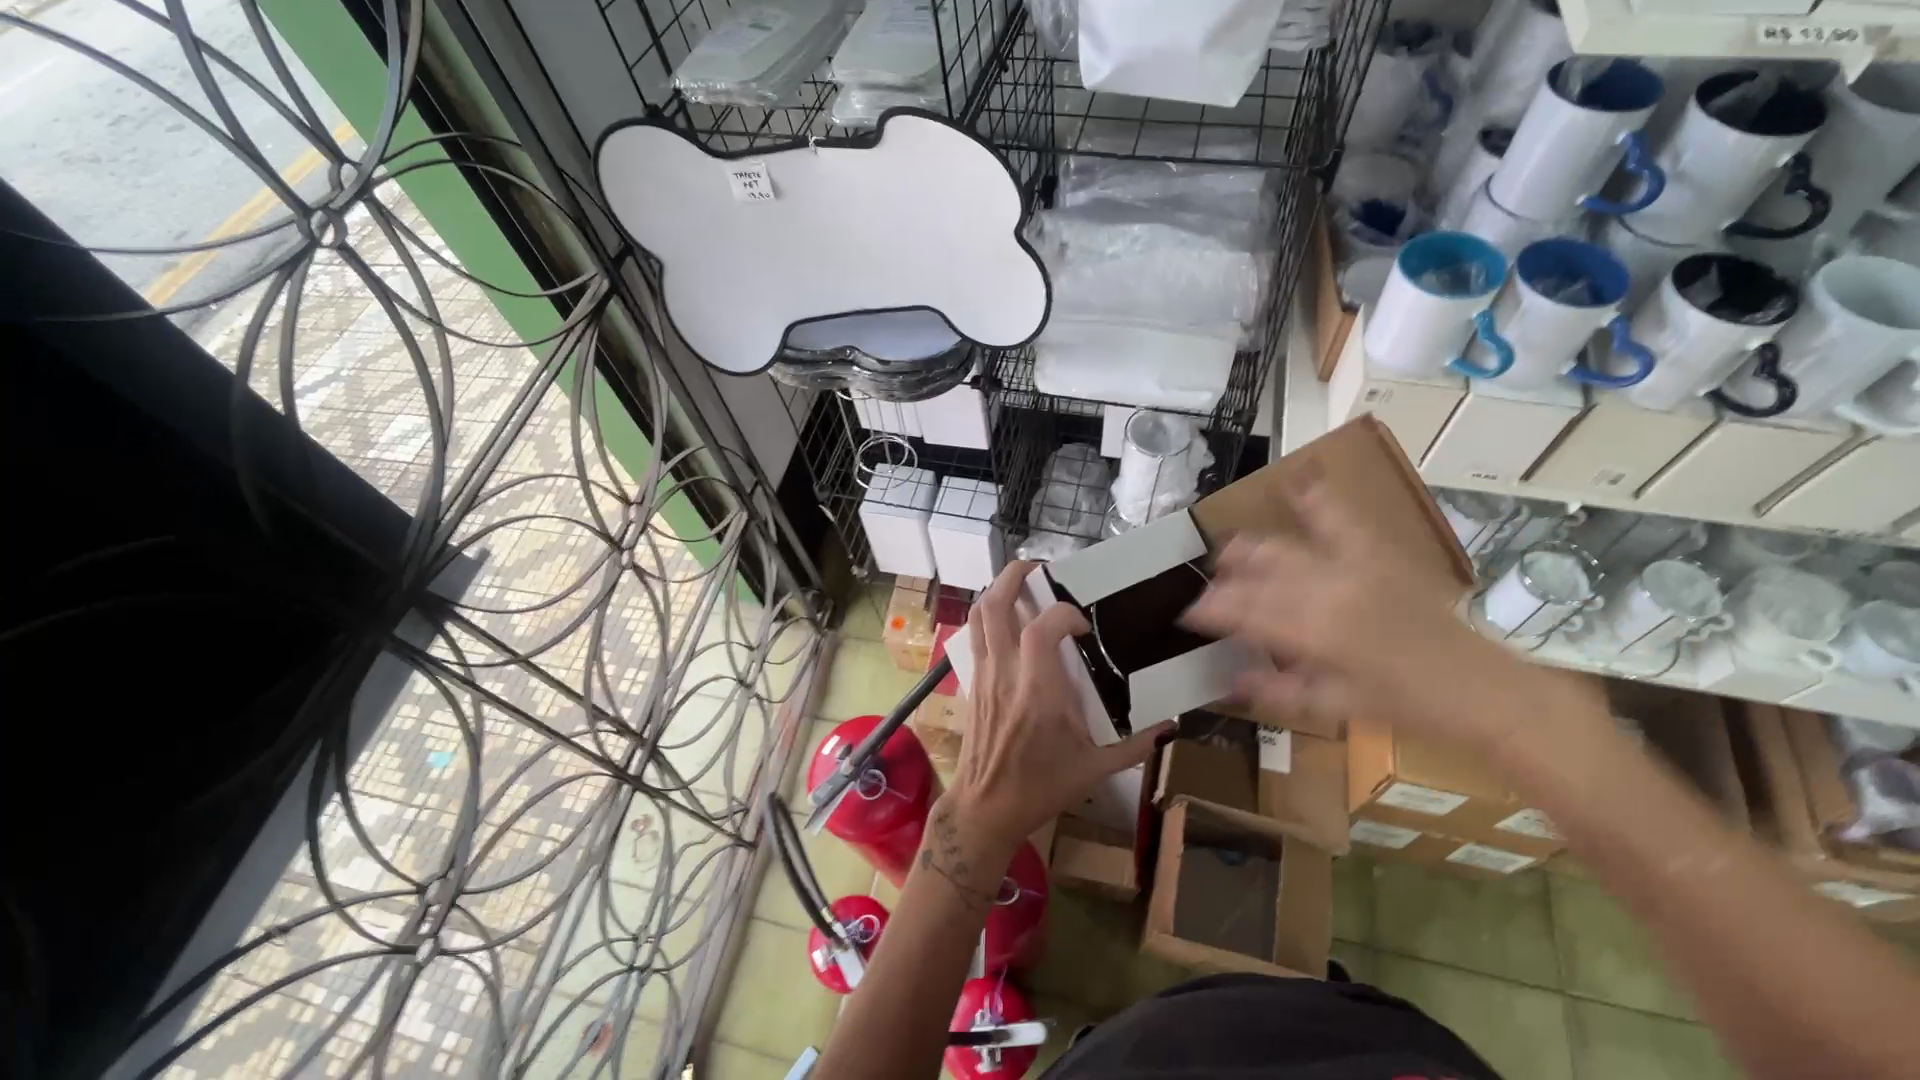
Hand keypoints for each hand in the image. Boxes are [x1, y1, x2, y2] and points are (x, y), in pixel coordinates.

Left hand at [947, 561, 1169, 860]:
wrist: (985, 808)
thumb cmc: (1040, 788)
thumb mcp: (1094, 770)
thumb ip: (1134, 744)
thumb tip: (1170, 725)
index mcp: (1038, 692)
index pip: (1043, 627)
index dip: (1064, 613)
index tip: (1082, 626)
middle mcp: (1005, 673)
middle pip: (996, 604)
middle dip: (1016, 575)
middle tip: (1041, 568)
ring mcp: (983, 675)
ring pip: (978, 614)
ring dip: (998, 589)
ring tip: (1022, 583)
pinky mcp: (971, 683)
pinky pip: (973, 635)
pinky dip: (988, 617)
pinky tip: (1008, 621)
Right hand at [1181, 479, 1601, 754]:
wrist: (1482, 688)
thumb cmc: (1406, 707)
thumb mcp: (1335, 706)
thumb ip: (1278, 690)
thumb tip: (1230, 680)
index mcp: (1312, 633)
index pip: (1244, 612)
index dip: (1211, 610)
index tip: (1189, 614)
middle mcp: (1327, 591)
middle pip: (1260, 574)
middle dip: (1227, 577)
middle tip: (1210, 586)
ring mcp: (1355, 566)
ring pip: (1288, 546)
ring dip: (1254, 547)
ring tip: (1232, 549)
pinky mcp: (1381, 554)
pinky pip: (1341, 519)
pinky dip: (1318, 499)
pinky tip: (1298, 481)